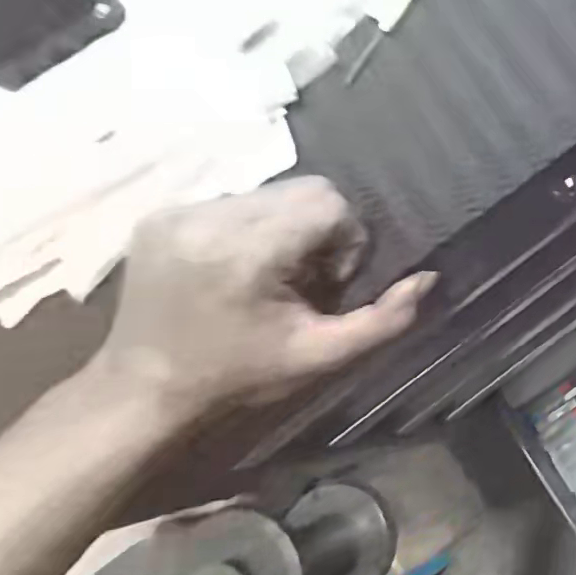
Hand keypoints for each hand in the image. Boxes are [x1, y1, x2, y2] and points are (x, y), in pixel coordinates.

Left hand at [90, 177, 434, 418]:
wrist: (147, 386)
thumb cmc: (244, 374)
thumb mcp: (327, 355)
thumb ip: (387, 318)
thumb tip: (428, 277)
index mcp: (244, 252)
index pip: (328, 202)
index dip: (348, 239)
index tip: (328, 282)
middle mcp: (207, 218)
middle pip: (307, 189)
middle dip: (326, 230)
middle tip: (309, 277)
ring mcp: (179, 211)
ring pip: (276, 191)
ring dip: (294, 227)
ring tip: (277, 274)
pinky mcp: (162, 214)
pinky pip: (242, 200)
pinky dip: (262, 227)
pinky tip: (246, 268)